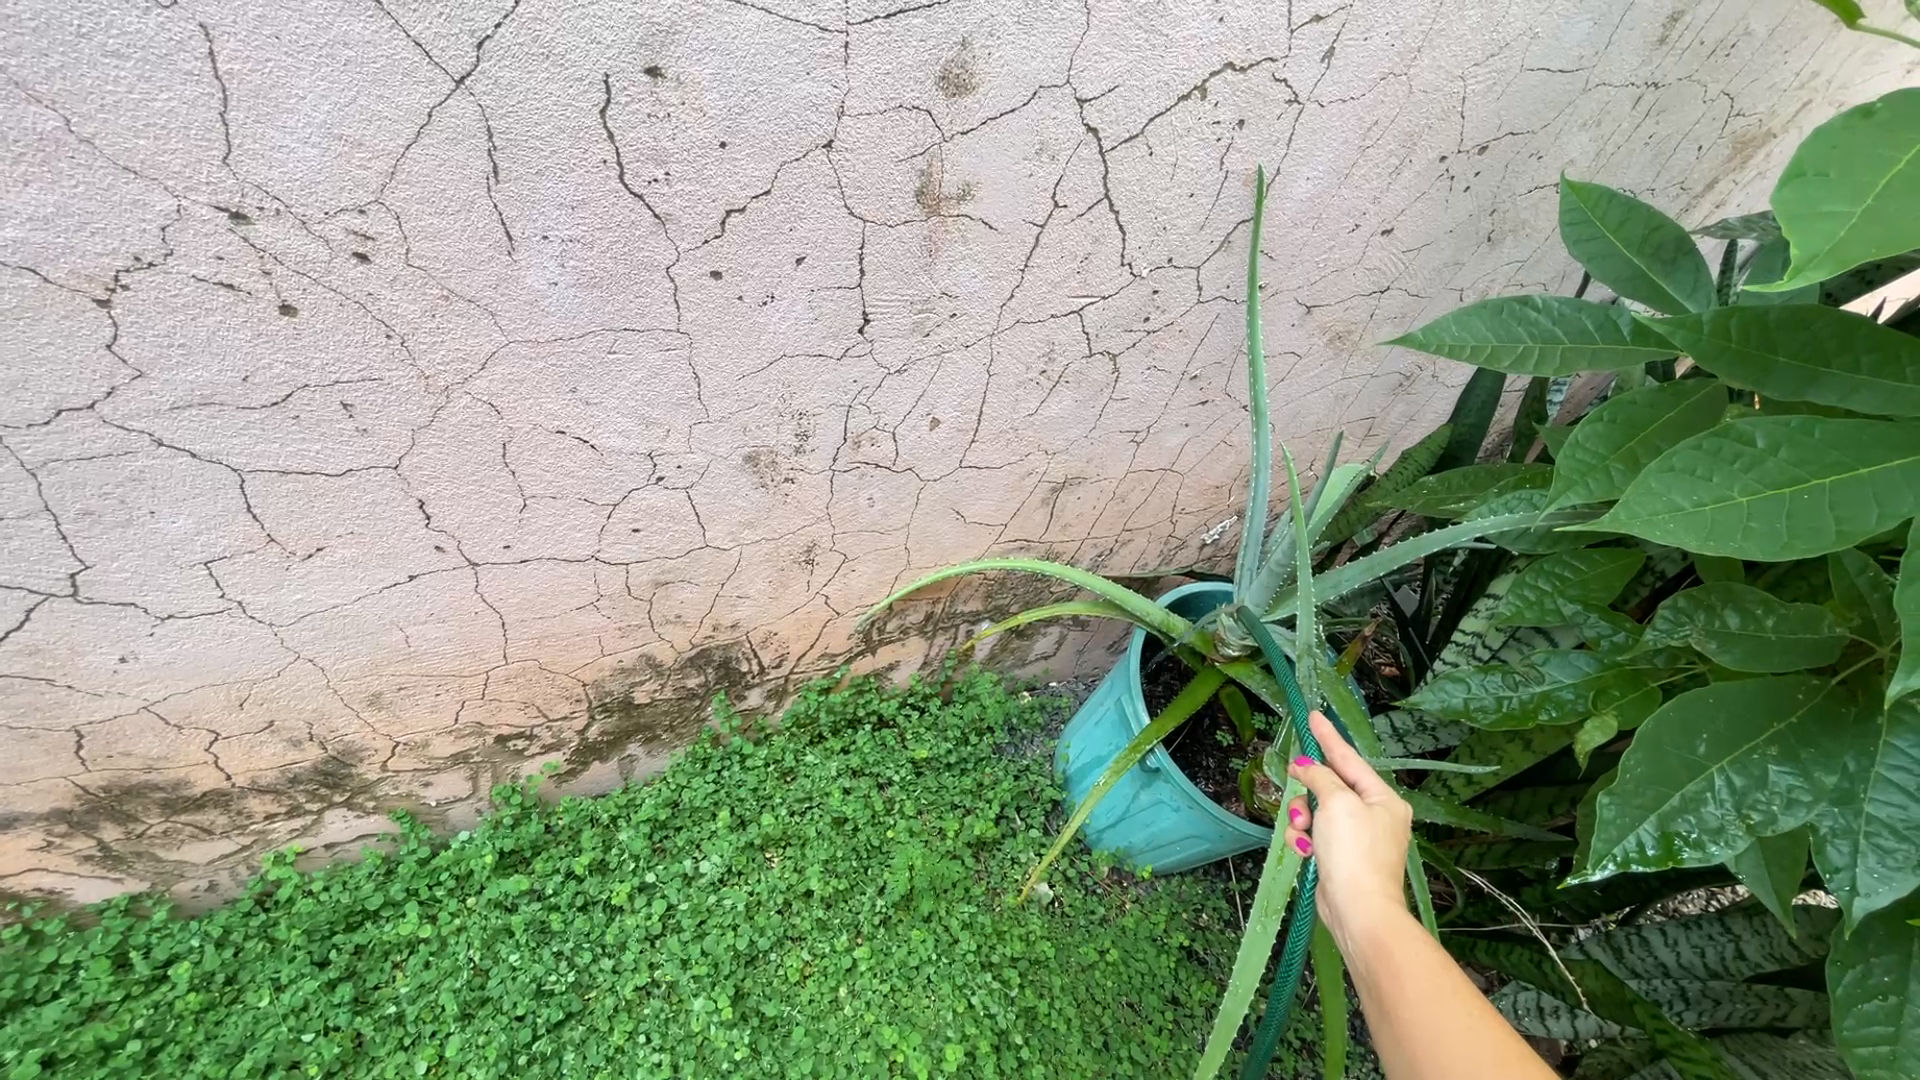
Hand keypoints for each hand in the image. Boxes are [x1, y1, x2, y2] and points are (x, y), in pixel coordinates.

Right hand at [1283, 710, 1414, 953]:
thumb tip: (1304, 768)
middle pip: (1327, 786)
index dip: (1328, 737)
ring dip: (1301, 819)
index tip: (1313, 715)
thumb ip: (1319, 777)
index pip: (1348, 758)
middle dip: (1307, 794)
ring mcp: (1356, 837)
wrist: (1358, 910)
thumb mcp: (1336, 803)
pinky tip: (1304, 851)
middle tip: (1297, 797)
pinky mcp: (1340, 856)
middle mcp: (1373, 815)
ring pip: (1315, 810)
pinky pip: (1314, 833)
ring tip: (1302, 834)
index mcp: (1382, 798)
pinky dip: (1304, 839)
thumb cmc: (1354, 851)